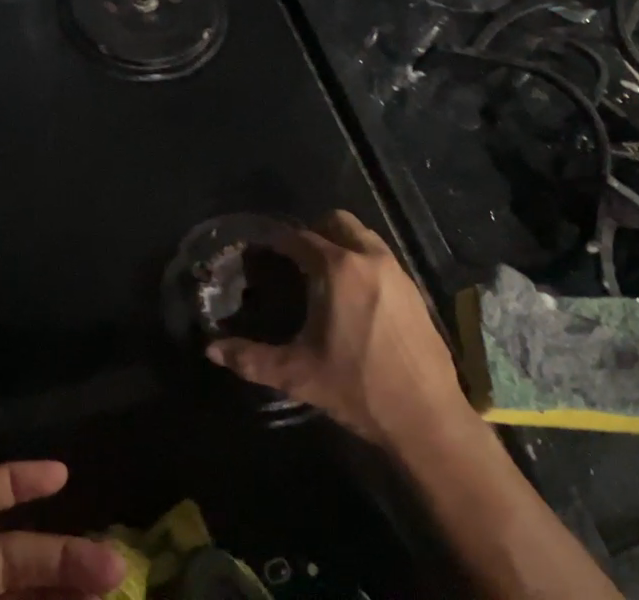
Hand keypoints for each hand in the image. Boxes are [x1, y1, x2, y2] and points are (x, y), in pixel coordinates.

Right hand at [206, 210, 466, 448]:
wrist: (427, 417)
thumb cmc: (358, 389)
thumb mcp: (297, 374)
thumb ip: (250, 359)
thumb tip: (212, 350)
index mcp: (338, 269)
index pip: (299, 237)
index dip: (275, 240)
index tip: (257, 250)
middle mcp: (370, 259)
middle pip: (337, 222)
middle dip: (312, 232)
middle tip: (290, 259)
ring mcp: (398, 273)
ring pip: (364, 237)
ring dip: (340, 244)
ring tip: (319, 275)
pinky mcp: (416, 291)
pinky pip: (382, 258)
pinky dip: (362, 262)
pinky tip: (352, 297)